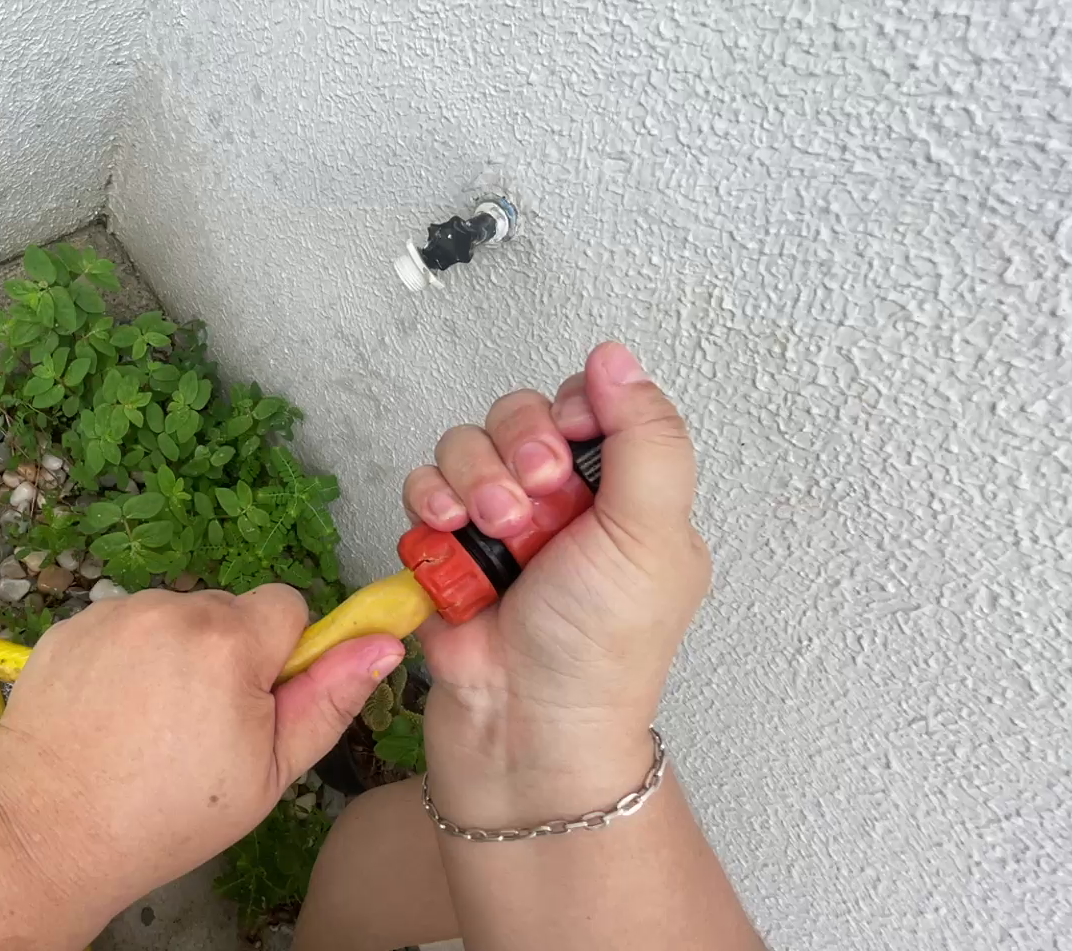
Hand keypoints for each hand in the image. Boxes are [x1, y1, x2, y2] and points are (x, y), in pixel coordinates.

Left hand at [0, 585, 402, 911]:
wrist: (46, 830)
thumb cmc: (171, 813)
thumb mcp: (270, 772)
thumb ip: (330, 699)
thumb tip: (383, 642)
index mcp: (230, 640)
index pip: (286, 603)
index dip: (280, 652)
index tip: (255, 697)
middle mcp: (173, 607)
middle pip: (228, 610)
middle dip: (228, 651)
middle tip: (198, 718)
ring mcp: (117, 609)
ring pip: (177, 614)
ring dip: (177, 650)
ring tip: (149, 717)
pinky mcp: (76, 620)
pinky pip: (127, 621)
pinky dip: (130, 651)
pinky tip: (111, 705)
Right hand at [402, 343, 709, 812]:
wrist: (521, 715)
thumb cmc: (599, 643)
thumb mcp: (650, 536)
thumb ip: (644, 438)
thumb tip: (616, 355)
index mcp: (616, 487)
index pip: (584, 401)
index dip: (568, 413)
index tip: (569, 458)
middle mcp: (552, 492)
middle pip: (517, 413)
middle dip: (516, 450)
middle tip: (530, 503)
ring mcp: (492, 511)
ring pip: (463, 441)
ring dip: (471, 479)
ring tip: (489, 529)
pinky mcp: (443, 533)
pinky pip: (422, 480)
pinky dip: (429, 499)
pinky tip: (446, 530)